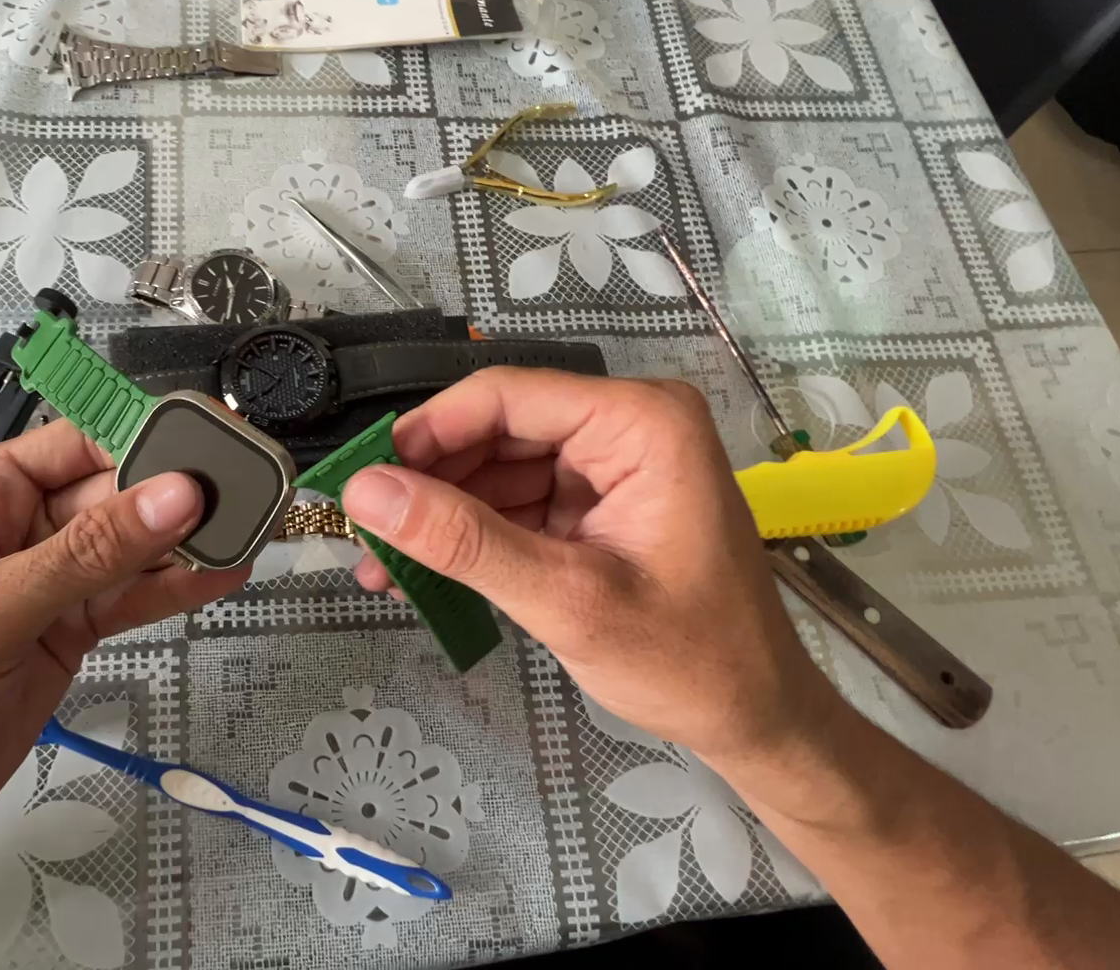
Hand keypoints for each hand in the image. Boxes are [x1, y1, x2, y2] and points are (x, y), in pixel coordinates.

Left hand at [0, 420, 247, 851]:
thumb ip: (89, 553)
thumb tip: (179, 493)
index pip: (77, 445)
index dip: (142, 440)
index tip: (211, 445)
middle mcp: (23, 525)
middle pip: (116, 493)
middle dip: (177, 496)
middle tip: (249, 495)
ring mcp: (53, 579)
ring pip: (133, 546)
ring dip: (187, 542)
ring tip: (252, 532)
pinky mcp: (74, 626)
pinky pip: (133, 596)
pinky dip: (176, 589)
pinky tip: (223, 576)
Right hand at [341, 367, 843, 765]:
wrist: (756, 721)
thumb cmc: (688, 660)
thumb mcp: (566, 600)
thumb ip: (463, 541)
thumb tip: (367, 492)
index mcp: (638, 422)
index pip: (505, 397)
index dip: (426, 433)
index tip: (364, 478)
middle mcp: (620, 427)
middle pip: (493, 432)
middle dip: (428, 485)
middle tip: (367, 532)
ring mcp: (604, 465)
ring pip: (492, 468)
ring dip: (438, 516)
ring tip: (382, 564)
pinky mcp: (589, 503)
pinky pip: (510, 502)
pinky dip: (467, 536)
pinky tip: (424, 570)